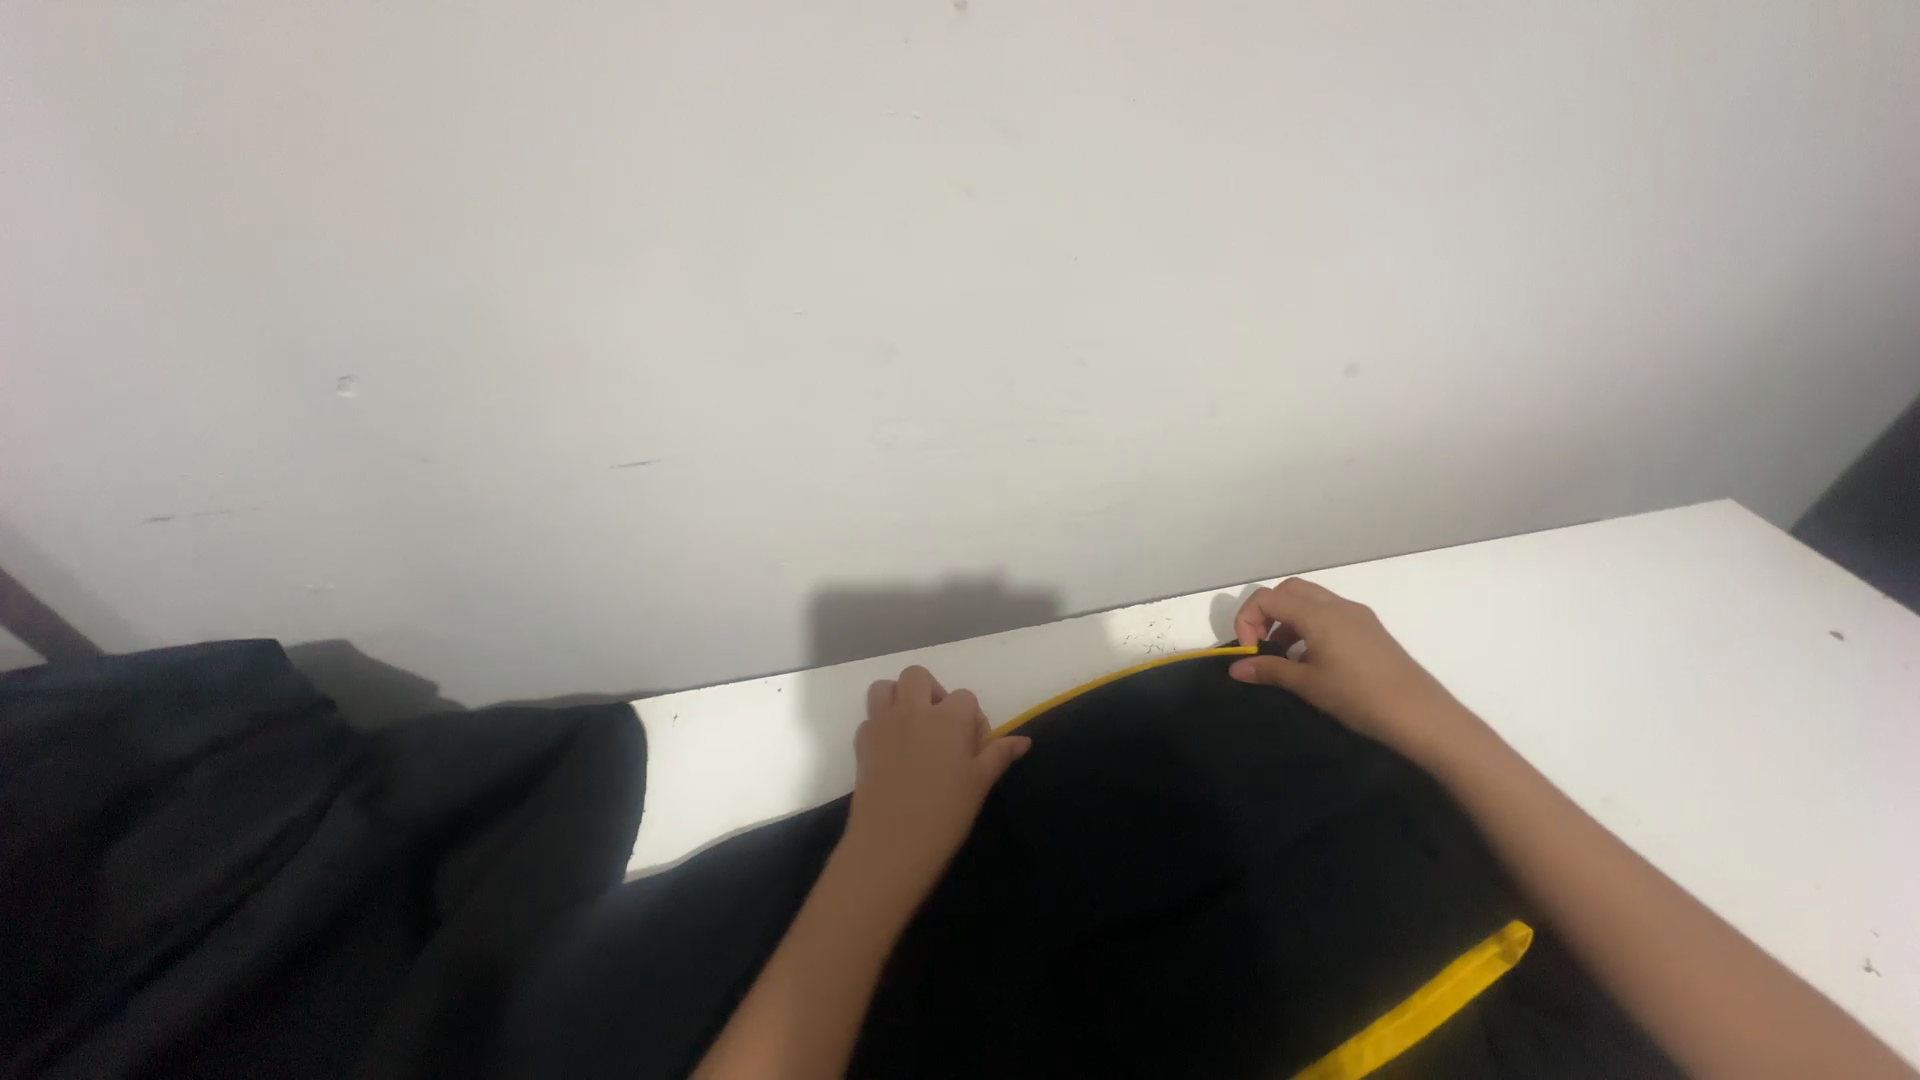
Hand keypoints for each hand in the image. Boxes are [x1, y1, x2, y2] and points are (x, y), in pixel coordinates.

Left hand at [843, 666, 1030, 891]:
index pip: (965, 697)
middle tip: (941, 725)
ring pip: (885, 687)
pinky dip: (880, 726)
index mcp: (948, 717)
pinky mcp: (862, 743)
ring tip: (912, 728)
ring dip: (898, 698)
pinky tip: (892, 752)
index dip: (972, 718)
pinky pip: (869, 719)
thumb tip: (1023, 741)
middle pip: (918, 676)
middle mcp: (913, 710)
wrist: (892, 843)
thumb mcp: (980, 783)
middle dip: (932, 692)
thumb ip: (999, 754)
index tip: (974, 746)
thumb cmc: (945, 813)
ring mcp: (883, 724)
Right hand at [1229, 578, 1483, 762]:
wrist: (1421, 715)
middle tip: (1262, 645)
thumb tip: (1236, 668)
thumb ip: (1269, 670)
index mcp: (1319, 614)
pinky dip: (1309, 627)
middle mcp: (1337, 605)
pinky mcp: (1369, 629)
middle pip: (1288, 590)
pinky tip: (1312, 661)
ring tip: (1285, 657)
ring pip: (1310, 600)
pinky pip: (1329, 614)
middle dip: (1266, 613)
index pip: (1267, 598)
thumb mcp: (1307, 684)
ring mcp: (1357, 615)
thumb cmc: (1358, 697)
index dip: (1247, 620)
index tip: (1249, 652)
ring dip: (1288, 620)